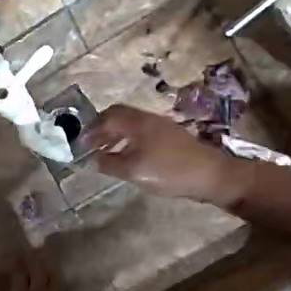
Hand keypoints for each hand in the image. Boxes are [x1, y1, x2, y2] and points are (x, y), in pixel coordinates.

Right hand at [81, 105, 251, 206]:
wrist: (209, 174)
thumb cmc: (169, 171)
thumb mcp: (134, 171)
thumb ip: (110, 164)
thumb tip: (91, 160)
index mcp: (138, 122)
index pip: (108, 116)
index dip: (92, 129)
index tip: (81, 143)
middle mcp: (149, 119)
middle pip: (120, 116)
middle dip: (103, 129)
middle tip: (91, 145)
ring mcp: (162, 127)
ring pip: (132, 125)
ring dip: (116, 135)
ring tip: (106, 153)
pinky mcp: (171, 138)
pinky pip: (142, 133)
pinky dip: (129, 141)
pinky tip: (129, 157)